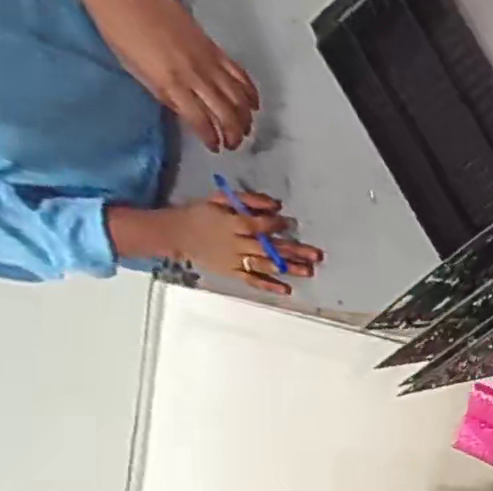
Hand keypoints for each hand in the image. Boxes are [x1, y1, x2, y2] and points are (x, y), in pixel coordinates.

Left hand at [84, 0, 259, 150]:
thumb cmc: (120, 28)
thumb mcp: (133, 68)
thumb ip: (163, 93)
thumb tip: (184, 112)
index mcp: (172, 83)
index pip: (201, 122)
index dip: (211, 139)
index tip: (214, 147)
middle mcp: (196, 77)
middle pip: (227, 115)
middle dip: (233, 135)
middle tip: (232, 144)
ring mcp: (210, 63)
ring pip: (240, 101)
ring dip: (245, 120)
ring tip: (243, 130)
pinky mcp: (216, 50)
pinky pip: (242, 76)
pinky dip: (251, 94)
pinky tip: (253, 105)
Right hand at [107, 193, 323, 294]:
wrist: (176, 233)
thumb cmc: (202, 213)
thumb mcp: (220, 199)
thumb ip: (247, 200)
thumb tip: (275, 204)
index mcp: (231, 222)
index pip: (256, 225)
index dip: (274, 224)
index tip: (290, 223)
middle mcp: (236, 243)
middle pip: (268, 247)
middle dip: (293, 251)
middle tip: (316, 255)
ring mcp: (235, 260)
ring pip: (265, 264)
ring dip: (287, 268)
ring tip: (308, 271)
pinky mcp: (234, 273)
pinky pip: (253, 280)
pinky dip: (269, 285)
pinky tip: (286, 290)